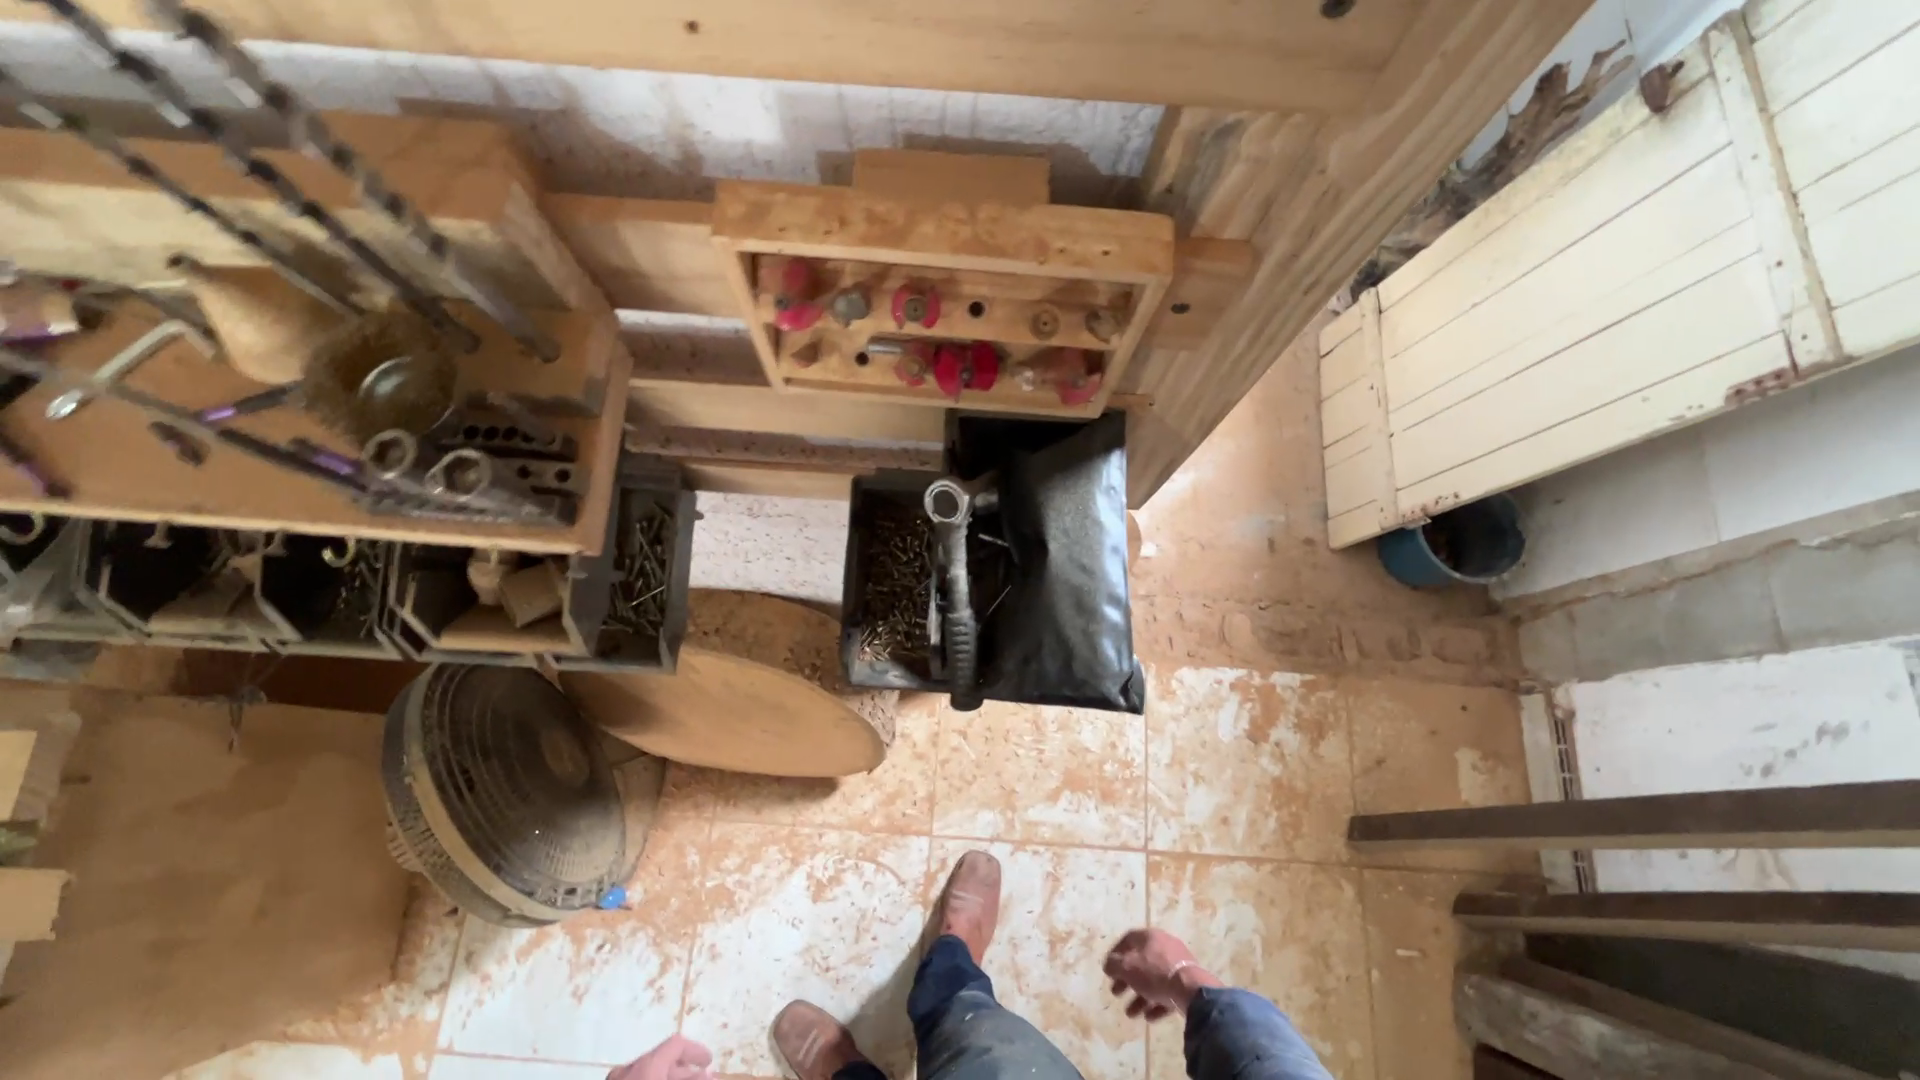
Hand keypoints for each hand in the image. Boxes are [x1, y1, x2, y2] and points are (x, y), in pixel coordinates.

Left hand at [608, 1034, 713, 1079]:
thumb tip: (708, 1073)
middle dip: (684, 1070)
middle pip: (661, 1059)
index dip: (696, 1050)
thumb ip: (693, 1079)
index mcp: (646, 1064)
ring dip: (668, 1076)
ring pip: (647, 1073)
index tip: (709, 1062)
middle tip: (701, 1077)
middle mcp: (627, 1068)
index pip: (676, 1044)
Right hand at [1103, 929, 1222, 1020]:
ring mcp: (1178, 965)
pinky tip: (1148, 1017)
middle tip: (1116, 993)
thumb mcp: (1127, 967)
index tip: (1108, 969)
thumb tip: (1108, 965)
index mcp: (1150, 937)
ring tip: (1130, 1013)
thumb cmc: (1155, 973)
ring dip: (1139, 996)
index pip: (1128, 939)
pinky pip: (1167, 992)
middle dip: (1126, 980)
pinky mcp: (1187, 984)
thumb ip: (1114, 964)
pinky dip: (1156, 1004)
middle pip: (1140, 963)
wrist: (1191, 990)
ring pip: (1153, 980)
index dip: (1116, 953)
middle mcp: (1164, 947)